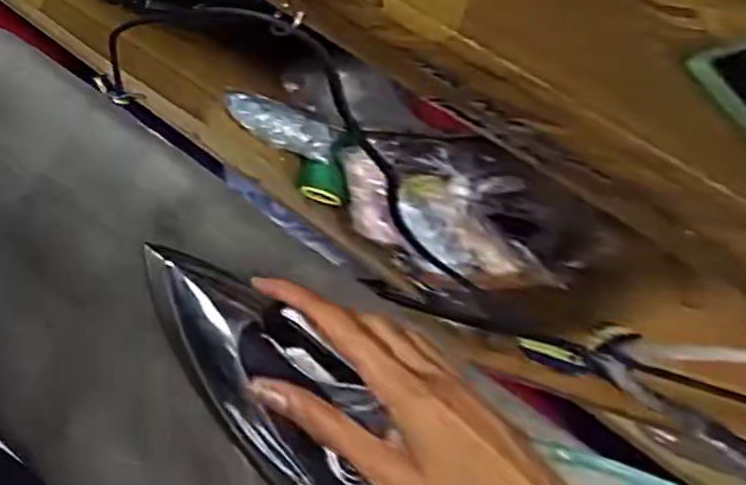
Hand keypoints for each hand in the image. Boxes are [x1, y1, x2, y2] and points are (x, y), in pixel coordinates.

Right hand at [248, 279, 560, 484]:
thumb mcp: (391, 477)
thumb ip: (327, 427)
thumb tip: (264, 386)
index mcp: (406, 387)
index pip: (340, 324)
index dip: (297, 295)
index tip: (262, 281)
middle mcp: (433, 373)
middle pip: (369, 319)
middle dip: (326, 306)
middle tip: (291, 312)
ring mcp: (463, 386)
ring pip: (400, 331)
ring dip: (359, 320)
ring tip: (332, 331)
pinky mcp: (483, 403)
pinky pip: (425, 350)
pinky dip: (392, 340)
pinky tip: (392, 365)